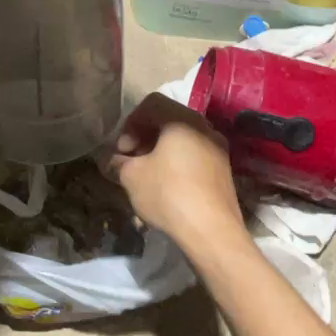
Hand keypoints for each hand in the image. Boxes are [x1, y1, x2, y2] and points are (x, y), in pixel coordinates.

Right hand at [103, 93, 246, 253]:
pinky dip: (177, 164)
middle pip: (168, 121)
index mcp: (182, 120)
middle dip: (144, 138)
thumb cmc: (168, 194)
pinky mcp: (224, 171)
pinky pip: (194, 157)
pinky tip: (166, 188)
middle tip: (131, 161)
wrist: (212, 231)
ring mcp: (218, 149)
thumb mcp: (131, 177)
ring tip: (146, 176)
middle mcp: (204, 128)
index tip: (122, 150)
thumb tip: (111, 161)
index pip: (151, 104)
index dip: (130, 123)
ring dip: (160, 152)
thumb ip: (118, 163)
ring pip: (182, 140)